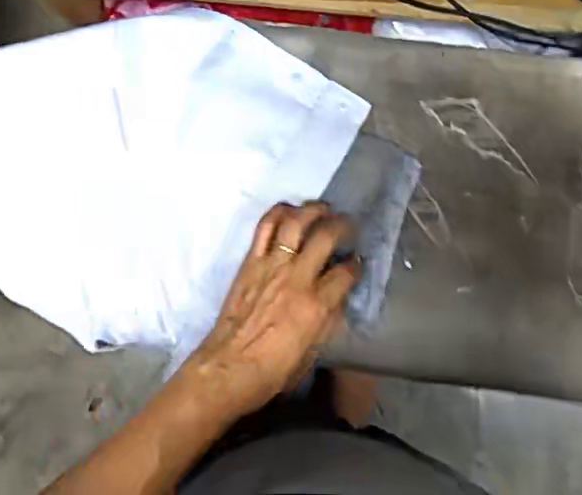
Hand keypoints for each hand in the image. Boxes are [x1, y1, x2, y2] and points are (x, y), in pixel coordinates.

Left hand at [174, 202, 360, 419]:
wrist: (224, 372)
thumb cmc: (271, 371)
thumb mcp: (312, 353)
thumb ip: (329, 320)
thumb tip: (340, 297)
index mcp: (316, 305)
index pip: (347, 272)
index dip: (356, 265)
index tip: (357, 262)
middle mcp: (297, 278)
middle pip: (327, 236)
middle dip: (344, 225)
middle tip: (348, 225)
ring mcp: (272, 266)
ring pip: (296, 223)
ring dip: (313, 210)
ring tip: (323, 209)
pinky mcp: (251, 262)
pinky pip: (265, 227)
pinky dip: (279, 212)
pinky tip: (289, 210)